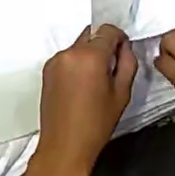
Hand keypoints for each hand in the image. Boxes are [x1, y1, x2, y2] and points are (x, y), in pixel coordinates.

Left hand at [30, 25, 137, 175]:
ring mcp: (55, 61)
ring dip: (89, 53)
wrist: (64, 145)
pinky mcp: (47, 70)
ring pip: (78, 45)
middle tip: (112, 66)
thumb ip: (127, 63)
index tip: (123, 50)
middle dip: (103, 44)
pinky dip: (76, 63)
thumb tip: (124, 48)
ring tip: (96, 80)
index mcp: (90, 57)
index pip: (107, 30)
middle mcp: (69, 53)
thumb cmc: (95, 124)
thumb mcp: (122, 94)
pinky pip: (67, 57)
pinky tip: (82, 85)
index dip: (119, 38)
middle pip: (91, 34)